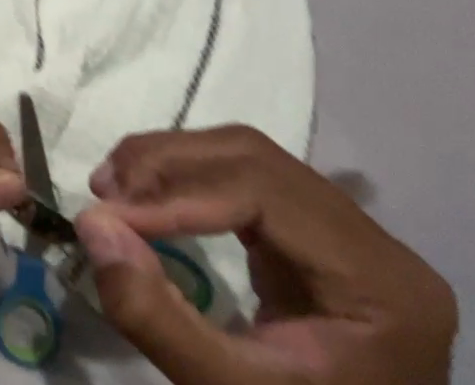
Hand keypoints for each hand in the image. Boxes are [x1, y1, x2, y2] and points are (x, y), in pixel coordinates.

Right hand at [76, 126, 457, 384]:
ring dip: (171, 165)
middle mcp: (378, 245)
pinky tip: (151, 204)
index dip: (178, 192)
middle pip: (255, 159)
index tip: (107, 214)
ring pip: (247, 158)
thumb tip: (92, 224)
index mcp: (382, 283)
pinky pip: (247, 184)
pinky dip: (188, 183)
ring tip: (115, 193)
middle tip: (103, 192)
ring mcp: (351, 239)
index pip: (265, 191)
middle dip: (168, 165)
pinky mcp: (316, 242)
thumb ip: (157, 315)